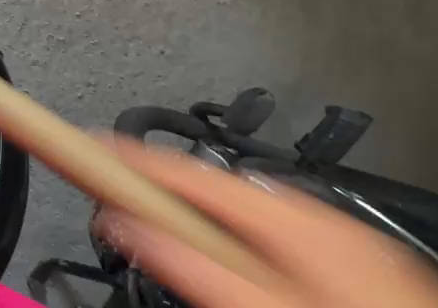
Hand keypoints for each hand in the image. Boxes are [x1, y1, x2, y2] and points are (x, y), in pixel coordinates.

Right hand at [97, 140, 437, 307]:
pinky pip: (279, 234)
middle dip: (161, 192)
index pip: (182, 167)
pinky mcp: (360, 266)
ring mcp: (348, 241)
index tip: (76, 146)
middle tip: (116, 202)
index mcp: (292, 215)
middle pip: (213, 187)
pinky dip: (237, 234)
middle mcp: (321, 216)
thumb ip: (189, 261)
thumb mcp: (261, 302)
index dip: (121, 154)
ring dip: (198, 216)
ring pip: (245, 212)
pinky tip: (230, 257)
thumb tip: (118, 218)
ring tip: (166, 234)